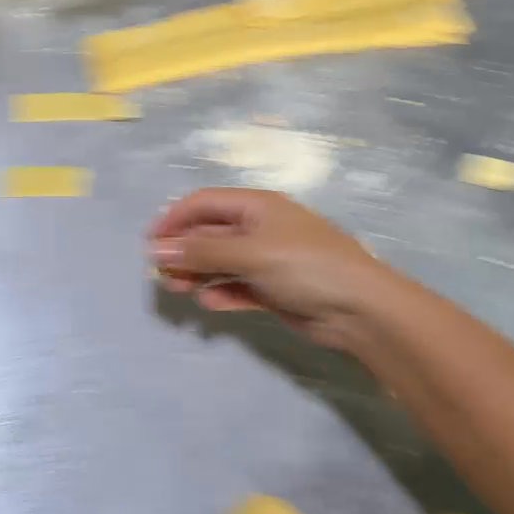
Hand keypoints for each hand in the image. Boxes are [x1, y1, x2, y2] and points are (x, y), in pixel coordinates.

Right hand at [148, 187, 398, 346]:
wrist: (362, 309)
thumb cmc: (305, 267)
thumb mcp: (249, 253)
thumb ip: (200, 252)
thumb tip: (156, 251)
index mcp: (257, 206)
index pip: (204, 203)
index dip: (174, 218)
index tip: (150, 243)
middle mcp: (260, 228)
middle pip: (209, 233)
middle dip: (183, 250)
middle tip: (160, 273)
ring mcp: (268, 259)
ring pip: (221, 262)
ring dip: (198, 274)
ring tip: (178, 291)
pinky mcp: (275, 289)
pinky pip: (238, 286)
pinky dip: (222, 292)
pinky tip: (209, 304)